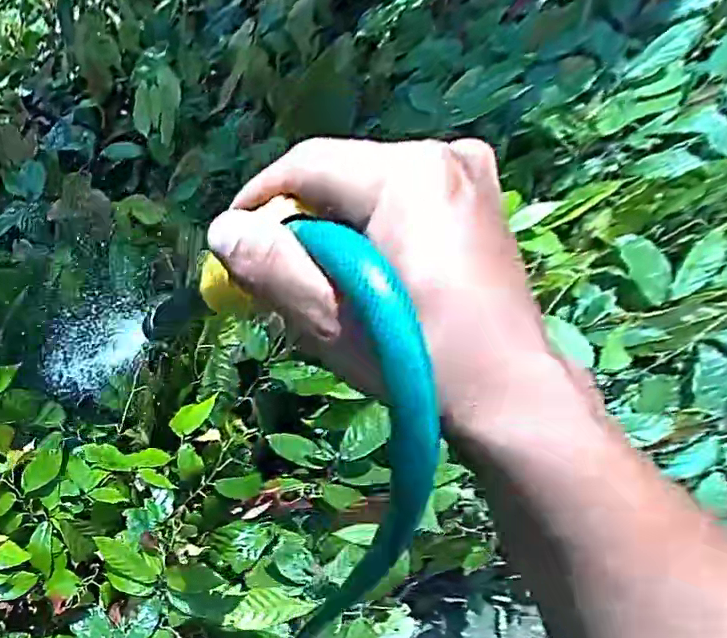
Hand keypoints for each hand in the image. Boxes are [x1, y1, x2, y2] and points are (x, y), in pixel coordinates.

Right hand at [207, 138, 604, 453]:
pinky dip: (360, 240)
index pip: (306, 165)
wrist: (505, 390)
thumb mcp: (328, 317)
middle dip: (292, 228)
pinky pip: (394, 209)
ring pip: (363, 196)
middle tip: (267, 282)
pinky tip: (355, 286)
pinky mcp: (475, 206)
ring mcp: (467, 178)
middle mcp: (443, 156)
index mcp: (408, 175)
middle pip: (337, 178)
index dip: (255, 203)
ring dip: (324, 238)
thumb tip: (221, 230)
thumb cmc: (412, 357)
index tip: (226, 248)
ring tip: (312, 293)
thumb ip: (271, 267)